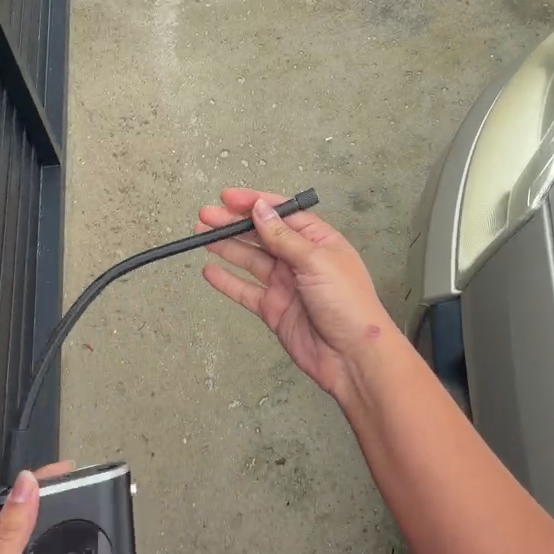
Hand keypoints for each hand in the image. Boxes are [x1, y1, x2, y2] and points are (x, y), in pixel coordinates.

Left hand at [0, 461, 74, 553]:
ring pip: (14, 550)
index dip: (35, 482)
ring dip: (40, 531)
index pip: (1, 503)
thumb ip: (8, 536)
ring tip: (70, 519)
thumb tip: (26, 480)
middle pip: (8, 526)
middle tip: (78, 490)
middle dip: (41, 504)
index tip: (67, 470)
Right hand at [200, 187, 400, 404]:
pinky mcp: (275, 309)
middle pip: (262, 235)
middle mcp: (300, 259)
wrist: (352, 356)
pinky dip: (228, 281)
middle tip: (206, 216)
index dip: (255, 203)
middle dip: (234, 223)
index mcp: (317, 240)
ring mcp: (286, 284)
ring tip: (201, 235)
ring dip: (227, 246)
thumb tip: (261, 209)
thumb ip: (284, 237)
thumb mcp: (316, 261)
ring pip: (251, 260)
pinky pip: (246, 290)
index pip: (281, 214)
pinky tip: (210, 271)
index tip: (228, 197)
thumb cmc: (347, 302)